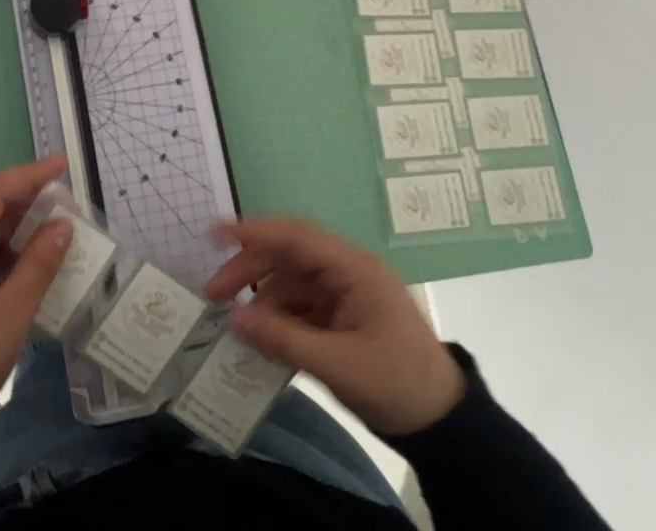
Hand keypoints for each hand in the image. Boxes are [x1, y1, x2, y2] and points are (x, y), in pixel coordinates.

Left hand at [0, 156, 73, 450]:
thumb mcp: (8, 318)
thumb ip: (37, 268)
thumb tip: (63, 225)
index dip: (27, 176)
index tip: (61, 166)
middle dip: (26, 195)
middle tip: (68, 196)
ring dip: (21, 222)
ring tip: (61, 221)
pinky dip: (12, 247)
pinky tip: (39, 253)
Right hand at [204, 218, 464, 435]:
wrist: (443, 424)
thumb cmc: (395, 384)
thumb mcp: (336, 365)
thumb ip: (281, 339)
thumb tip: (232, 319)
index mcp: (356, 270)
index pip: (297, 237)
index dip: (254, 232)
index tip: (214, 234)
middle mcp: (349, 273)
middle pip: (289, 257)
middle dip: (249, 270)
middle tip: (213, 294)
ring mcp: (347, 295)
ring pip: (291, 283)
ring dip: (262, 300)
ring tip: (238, 327)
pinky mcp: (343, 317)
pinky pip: (301, 306)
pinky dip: (278, 318)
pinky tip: (261, 339)